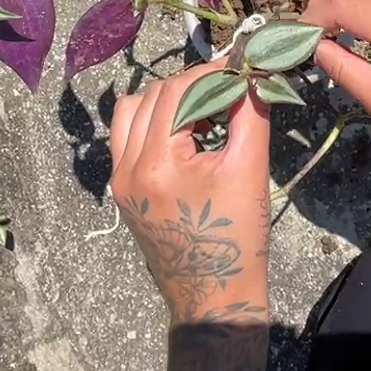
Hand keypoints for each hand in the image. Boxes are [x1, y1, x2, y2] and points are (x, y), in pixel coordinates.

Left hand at [109, 62, 271, 322]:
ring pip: (131, 112)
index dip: (208, 73)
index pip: (176, 92)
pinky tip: (185, 132)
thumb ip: (249, 114)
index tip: (237, 69)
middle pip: (152, 97)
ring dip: (165, 101)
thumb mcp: (250, 171)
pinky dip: (152, 123)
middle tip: (226, 89)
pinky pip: (127, 137)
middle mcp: (127, 168)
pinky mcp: (122, 191)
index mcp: (157, 164)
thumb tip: (250, 75)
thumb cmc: (238, 238)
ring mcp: (119, 180)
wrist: (215, 301)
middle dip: (190, 85)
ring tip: (202, 110)